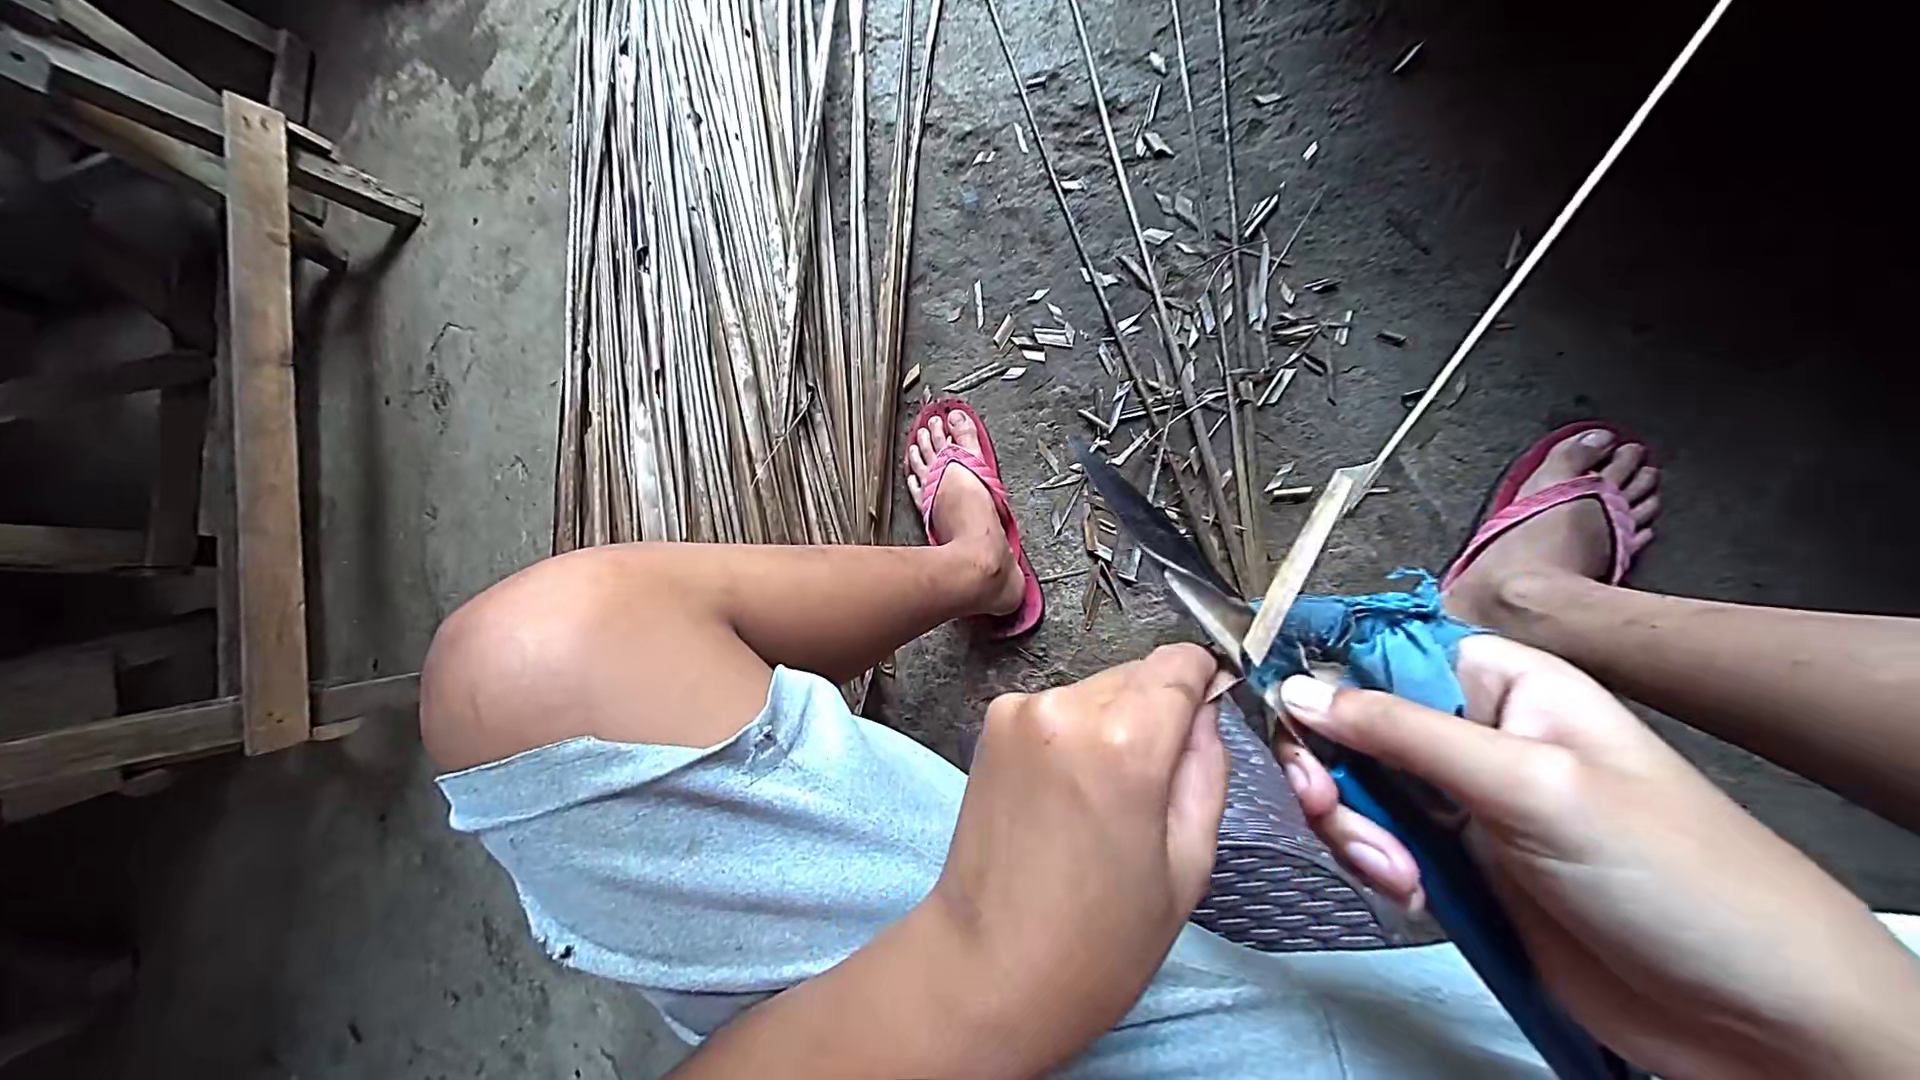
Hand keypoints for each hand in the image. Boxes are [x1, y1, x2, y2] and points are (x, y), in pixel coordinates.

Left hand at [918, 643, 1227, 1076]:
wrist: (990, 962)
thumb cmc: (1103, 935)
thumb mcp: (1188, 861)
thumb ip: (1206, 766)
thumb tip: (1205, 709)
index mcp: (1124, 741)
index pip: (1178, 663)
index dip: (1202, 674)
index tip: (1211, 696)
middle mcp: (1067, 705)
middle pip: (1136, 674)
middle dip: (1157, 707)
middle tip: (1154, 773)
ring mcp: (1021, 708)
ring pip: (1096, 688)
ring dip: (1113, 719)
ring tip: (1104, 789)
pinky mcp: (992, 720)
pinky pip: (1058, 706)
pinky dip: (1073, 729)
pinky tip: (1065, 785)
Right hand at [1279, 634, 1919, 1078]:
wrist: (1770, 1035)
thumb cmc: (1675, 879)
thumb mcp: (1530, 785)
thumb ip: (1401, 731)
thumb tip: (1293, 690)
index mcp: (1495, 681)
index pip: (1375, 650)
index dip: (1317, 670)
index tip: (1275, 705)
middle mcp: (1463, 727)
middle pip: (1345, 719)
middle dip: (1325, 762)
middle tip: (1316, 798)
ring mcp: (1450, 792)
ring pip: (1346, 780)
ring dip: (1348, 822)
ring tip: (1392, 869)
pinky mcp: (1443, 852)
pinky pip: (1367, 834)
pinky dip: (1370, 860)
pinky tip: (1408, 889)